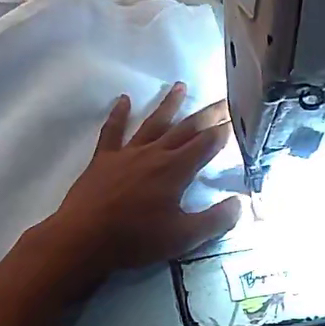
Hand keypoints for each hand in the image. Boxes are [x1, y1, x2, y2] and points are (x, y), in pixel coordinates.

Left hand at [35, 83, 241, 277]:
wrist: (85, 237)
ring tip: (180, 86)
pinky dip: (118, 114)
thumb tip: (239, 204)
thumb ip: (215, 221)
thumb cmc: (136, 239)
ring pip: (153, 123)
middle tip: (222, 100)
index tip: (235, 121)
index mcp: (175, 170)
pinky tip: (123, 100)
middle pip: (184, 129)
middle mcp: (154, 154)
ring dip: (168, 105)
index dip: (222, 133)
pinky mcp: (103, 159)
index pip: (205, 145)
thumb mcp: (183, 237)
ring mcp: (127, 153)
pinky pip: (113, 130)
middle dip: (206, 115)